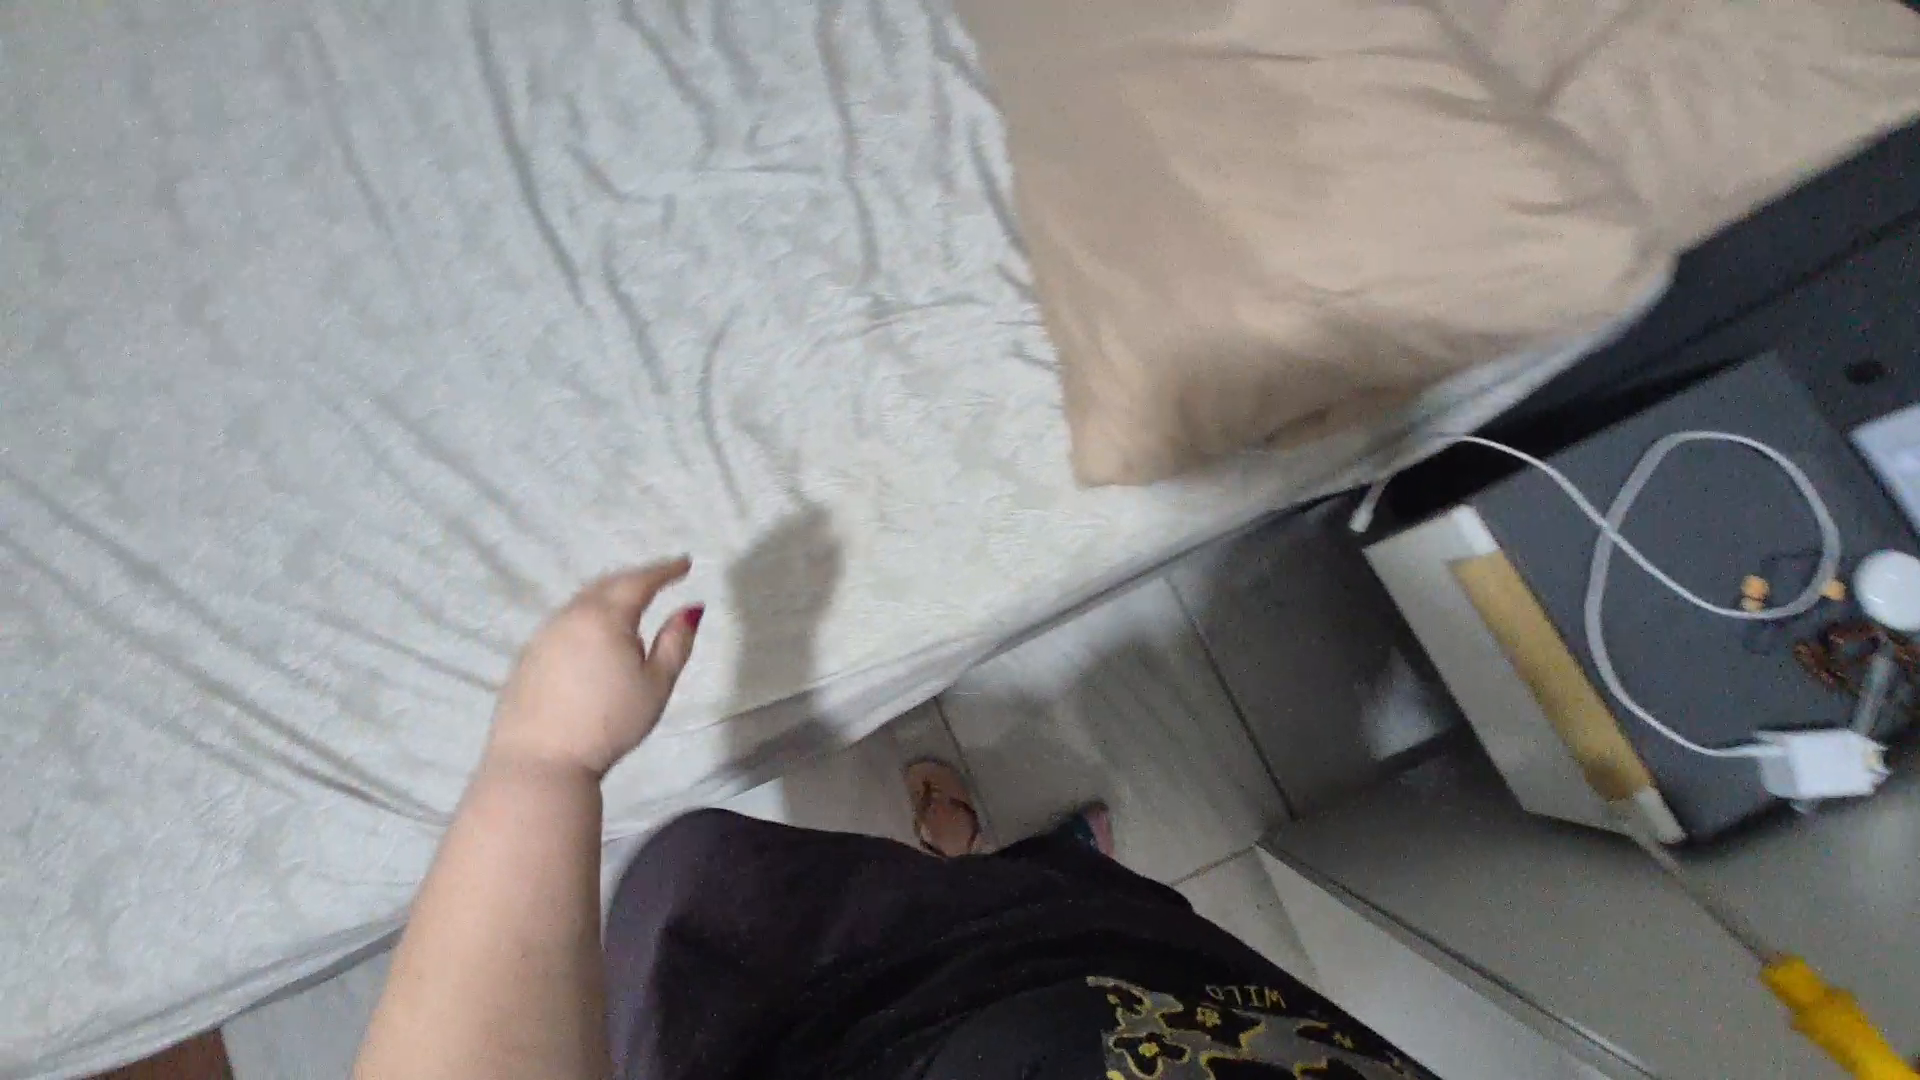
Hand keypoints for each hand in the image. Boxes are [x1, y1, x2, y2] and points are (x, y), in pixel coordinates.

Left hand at [486, 558, 702, 778]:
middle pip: (607, 584)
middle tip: (660, 578)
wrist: (540, 761)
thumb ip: (676, 642)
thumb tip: (690, 608)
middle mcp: (570, 616)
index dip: (665, 570)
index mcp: (605, 617)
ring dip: (610, 595)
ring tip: (631, 602)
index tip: (685, 563)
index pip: (640, 581)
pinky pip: (565, 621)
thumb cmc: (609, 722)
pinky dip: (588, 615)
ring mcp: (543, 635)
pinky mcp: (528, 657)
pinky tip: (596, 633)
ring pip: (582, 602)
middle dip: (636, 577)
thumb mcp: (657, 684)